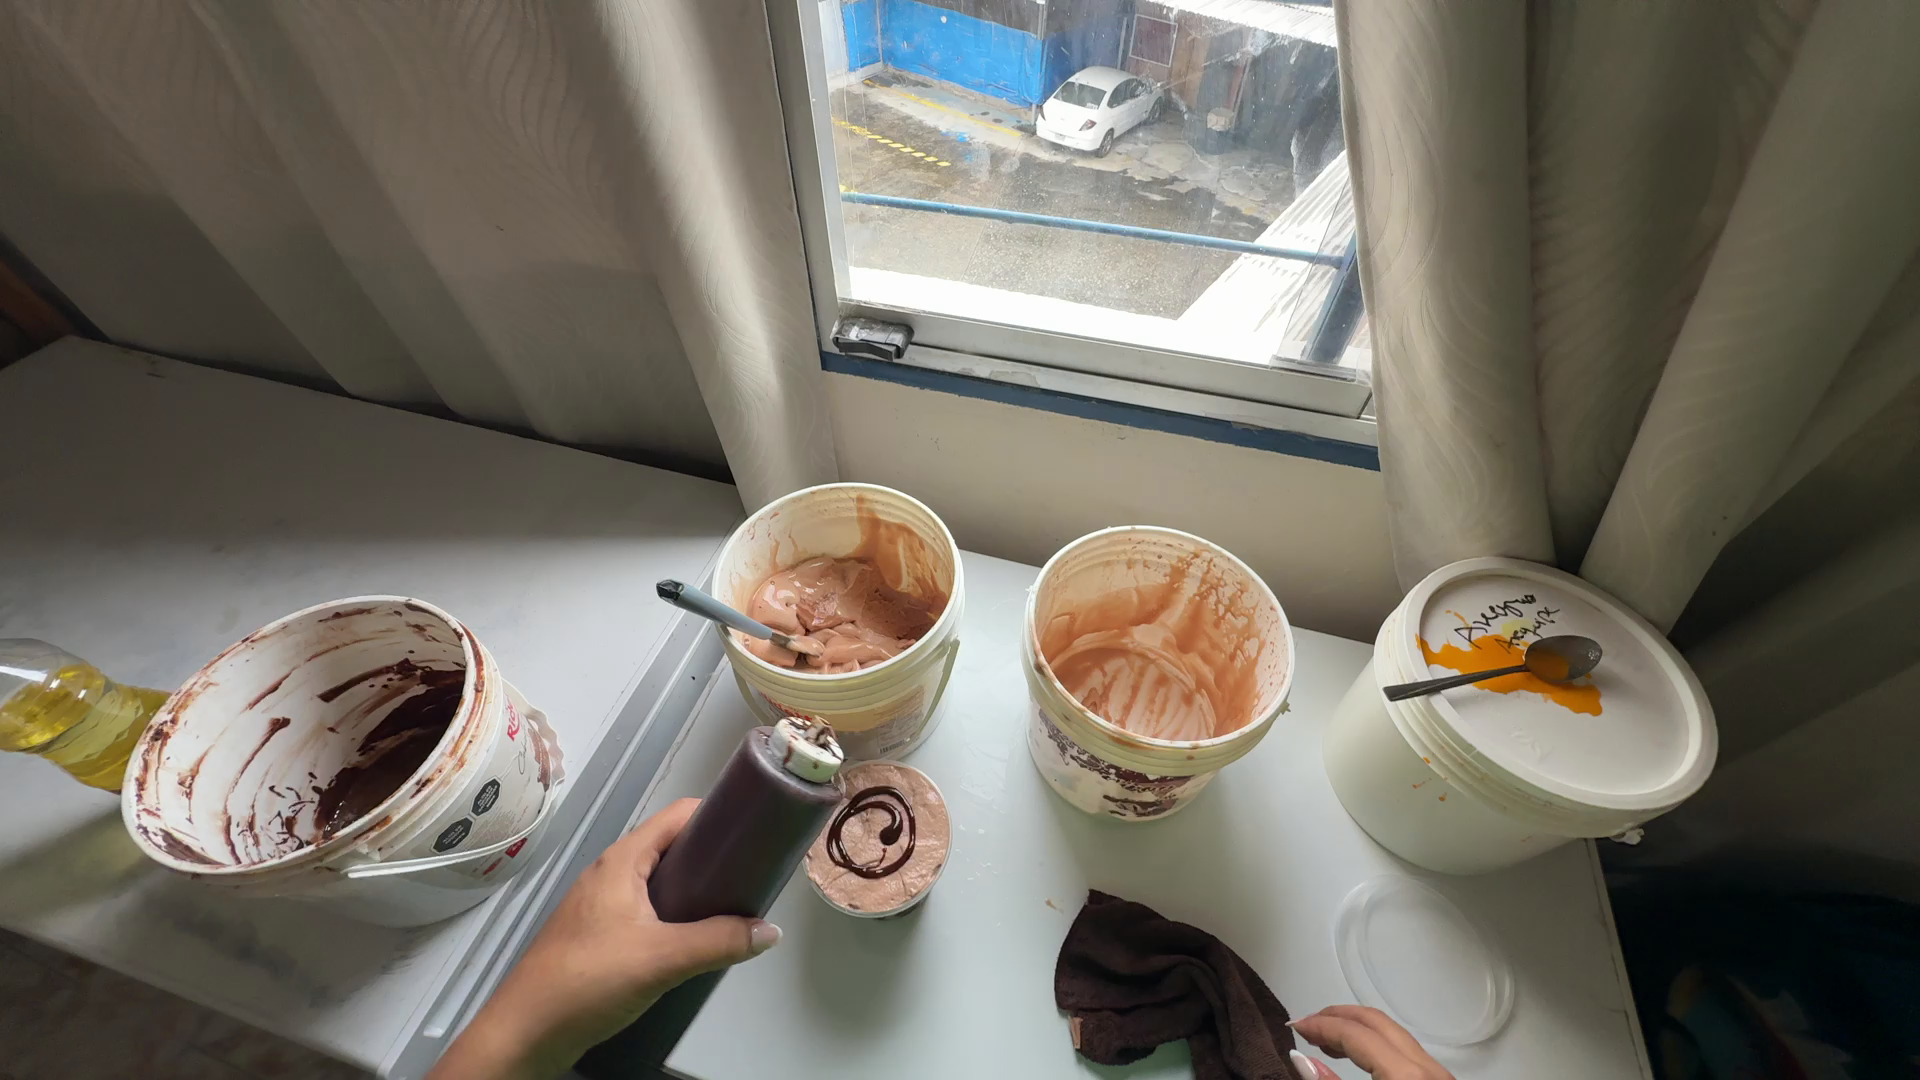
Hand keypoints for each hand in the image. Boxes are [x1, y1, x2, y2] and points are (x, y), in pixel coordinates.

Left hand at [427, 799, 782, 1079]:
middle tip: (750, 870)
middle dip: (713, 853)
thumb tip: (771, 931)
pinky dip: (676, 909)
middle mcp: (612, 871)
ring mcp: (602, 902)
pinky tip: (693, 935)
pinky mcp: (598, 932)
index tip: (754, 828)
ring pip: (661, 877)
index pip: (680, 814)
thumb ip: (720, 942)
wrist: (518, 1041)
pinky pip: (648, 904)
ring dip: (695, 884)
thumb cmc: (586, 982)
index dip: (718, 814)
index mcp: (624, 859)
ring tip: (730, 902)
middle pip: (673, 844)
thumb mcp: (661, 960)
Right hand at [1289, 1006, 1453, 1079]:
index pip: (1353, 1033)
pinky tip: (1362, 1057)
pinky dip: (1376, 1044)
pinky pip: (1406, 1050)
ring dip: (1356, 1028)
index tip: (1294, 1027)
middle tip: (1309, 1025)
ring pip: (1393, 1033)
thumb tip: (1300, 1058)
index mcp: (1407, 1074)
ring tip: (1329, 1040)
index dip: (1318, 1025)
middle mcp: (1429, 1068)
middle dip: (1337, 1016)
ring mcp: (1442, 1076)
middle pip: (1375, 1021)